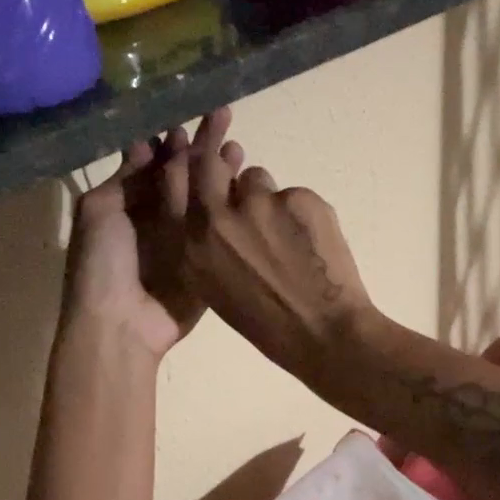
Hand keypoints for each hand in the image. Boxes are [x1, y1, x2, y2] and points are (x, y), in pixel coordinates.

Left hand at [65, 109, 243, 357]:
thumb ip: (126, 177)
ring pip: (205, 199)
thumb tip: (146, 141)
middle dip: (202, 148)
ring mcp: (184, 240)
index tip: (193, 114)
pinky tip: (247, 189)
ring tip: (239, 150)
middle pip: (184, 175)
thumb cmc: (102, 264)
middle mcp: (157, 216)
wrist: (121, 324)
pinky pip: (220, 233)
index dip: (173, 139)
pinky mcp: (205, 264)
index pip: (155, 161)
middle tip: (224, 117)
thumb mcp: (101, 211)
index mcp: (128, 201)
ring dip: (221, 173)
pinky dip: (232, 210)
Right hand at [171, 142, 378, 374]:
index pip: (175, 187)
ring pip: (256, 179)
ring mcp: (258, 205)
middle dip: (221, 166)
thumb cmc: (271, 327)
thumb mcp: (219, 291)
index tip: (200, 170)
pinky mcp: (297, 198)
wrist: (325, 334)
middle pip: (210, 166)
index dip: (188, 172)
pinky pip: (293, 193)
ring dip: (267, 199)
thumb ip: (208, 249)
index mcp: (191, 249)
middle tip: (245, 188)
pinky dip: (301, 213)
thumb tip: (217, 215)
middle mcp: (216, 220)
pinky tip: (313, 244)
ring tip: (288, 237)